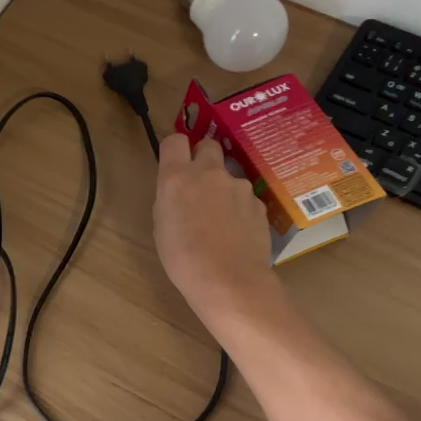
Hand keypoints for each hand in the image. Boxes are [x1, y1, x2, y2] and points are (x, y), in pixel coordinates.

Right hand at [154, 134, 281, 323]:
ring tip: (217, 219)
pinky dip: (238, 208)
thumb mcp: (161, 225)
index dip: (174, 149)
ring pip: (228, 175)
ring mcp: (239, 186)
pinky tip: (234, 232)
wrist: (228, 280)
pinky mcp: (258, 202)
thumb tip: (179, 191)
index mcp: (177, 177)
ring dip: (221, 187)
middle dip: (202, 157)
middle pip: (208, 145)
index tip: (173, 162)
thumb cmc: (182, 257)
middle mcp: (210, 173)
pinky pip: (244, 197)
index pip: (175, 140)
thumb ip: (170, 198)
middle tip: (197, 183)